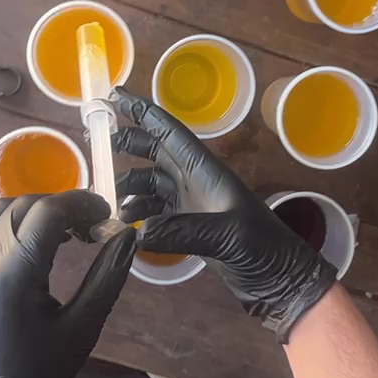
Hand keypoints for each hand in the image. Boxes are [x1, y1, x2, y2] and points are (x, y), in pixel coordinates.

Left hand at [0, 191, 135, 377]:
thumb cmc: (36, 376)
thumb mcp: (81, 329)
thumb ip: (106, 277)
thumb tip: (128, 235)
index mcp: (13, 276)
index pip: (47, 213)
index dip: (81, 205)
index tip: (105, 217)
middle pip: (22, 206)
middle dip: (60, 207)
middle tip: (88, 228)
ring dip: (30, 209)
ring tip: (57, 230)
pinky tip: (20, 235)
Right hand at [110, 89, 335, 341]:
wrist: (282, 282)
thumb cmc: (264, 250)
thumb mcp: (228, 236)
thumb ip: (183, 231)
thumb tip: (135, 230)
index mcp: (206, 170)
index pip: (169, 131)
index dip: (142, 111)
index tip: (114, 95)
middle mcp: (196, 180)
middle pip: (156, 151)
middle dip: (128, 143)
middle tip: (95, 142)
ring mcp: (192, 204)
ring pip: (151, 182)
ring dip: (128, 185)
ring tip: (106, 200)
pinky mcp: (190, 227)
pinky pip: (155, 211)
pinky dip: (137, 214)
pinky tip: (124, 226)